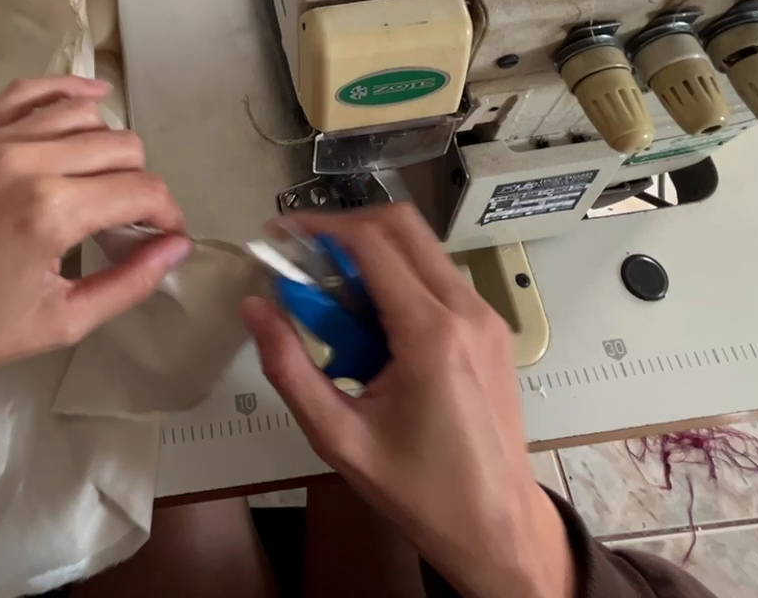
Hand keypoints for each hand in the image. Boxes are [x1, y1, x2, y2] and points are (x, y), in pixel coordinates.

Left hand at [0, 75, 191, 473]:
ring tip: (103, 179)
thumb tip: (176, 248)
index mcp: (52, 212)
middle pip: (120, 146)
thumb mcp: (61, 323)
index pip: (141, 190)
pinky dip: (65, 91)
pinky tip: (91, 98)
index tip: (167, 234)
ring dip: (108, 143)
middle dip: (140, 181)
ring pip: (81, 113)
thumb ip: (130, 283)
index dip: (167, 212)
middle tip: (131, 218)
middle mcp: (26, 161)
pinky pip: (26, 93)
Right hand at [242, 204, 571, 597]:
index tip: (282, 233)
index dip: (320, 227)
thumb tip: (255, 308)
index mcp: (431, 335)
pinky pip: (437, 274)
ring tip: (335, 293)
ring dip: (372, 251)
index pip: (371, 244)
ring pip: (421, 245)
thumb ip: (289, 368)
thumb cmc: (421, 492)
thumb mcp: (340, 438)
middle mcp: (466, 310)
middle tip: (307, 255)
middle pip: (402, 225)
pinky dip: (397, 275)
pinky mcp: (490, 327)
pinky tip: (373, 321)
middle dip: (347, 227)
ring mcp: (486, 315)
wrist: (502, 532)